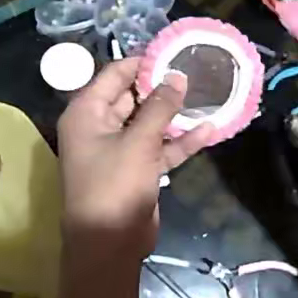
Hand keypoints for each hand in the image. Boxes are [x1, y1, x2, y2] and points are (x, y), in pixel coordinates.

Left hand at [56, 56, 212, 254]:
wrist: (109, 244)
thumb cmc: (114, 186)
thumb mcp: (138, 142)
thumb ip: (160, 107)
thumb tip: (177, 76)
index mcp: (88, 113)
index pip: (115, 75)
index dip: (143, 62)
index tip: (174, 52)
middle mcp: (100, 127)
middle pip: (134, 96)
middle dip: (163, 86)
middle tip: (197, 70)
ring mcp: (120, 149)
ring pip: (150, 123)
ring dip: (176, 114)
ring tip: (208, 94)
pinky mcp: (138, 169)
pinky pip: (160, 147)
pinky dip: (180, 141)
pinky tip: (210, 129)